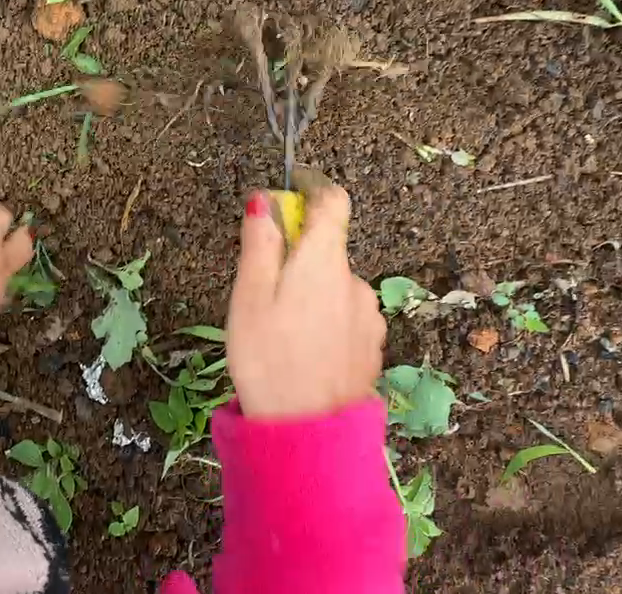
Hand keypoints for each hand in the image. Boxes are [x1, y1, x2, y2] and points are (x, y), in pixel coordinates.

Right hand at [226, 186, 384, 419]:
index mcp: (324, 261)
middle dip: (296, 255)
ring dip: (309, 289)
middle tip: (260, 288)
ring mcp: (369, 316)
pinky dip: (323, 316)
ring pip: (334, 283)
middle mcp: (356, 281)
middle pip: (327, 247)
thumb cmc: (268, 357)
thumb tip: (265, 199)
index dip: (310, 188)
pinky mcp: (372, 346)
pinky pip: (344, 313)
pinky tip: (301, 346)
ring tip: (277, 325)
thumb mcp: (249, 294)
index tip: (286, 194)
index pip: (332, 200)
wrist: (308, 434)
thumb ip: (260, 242)